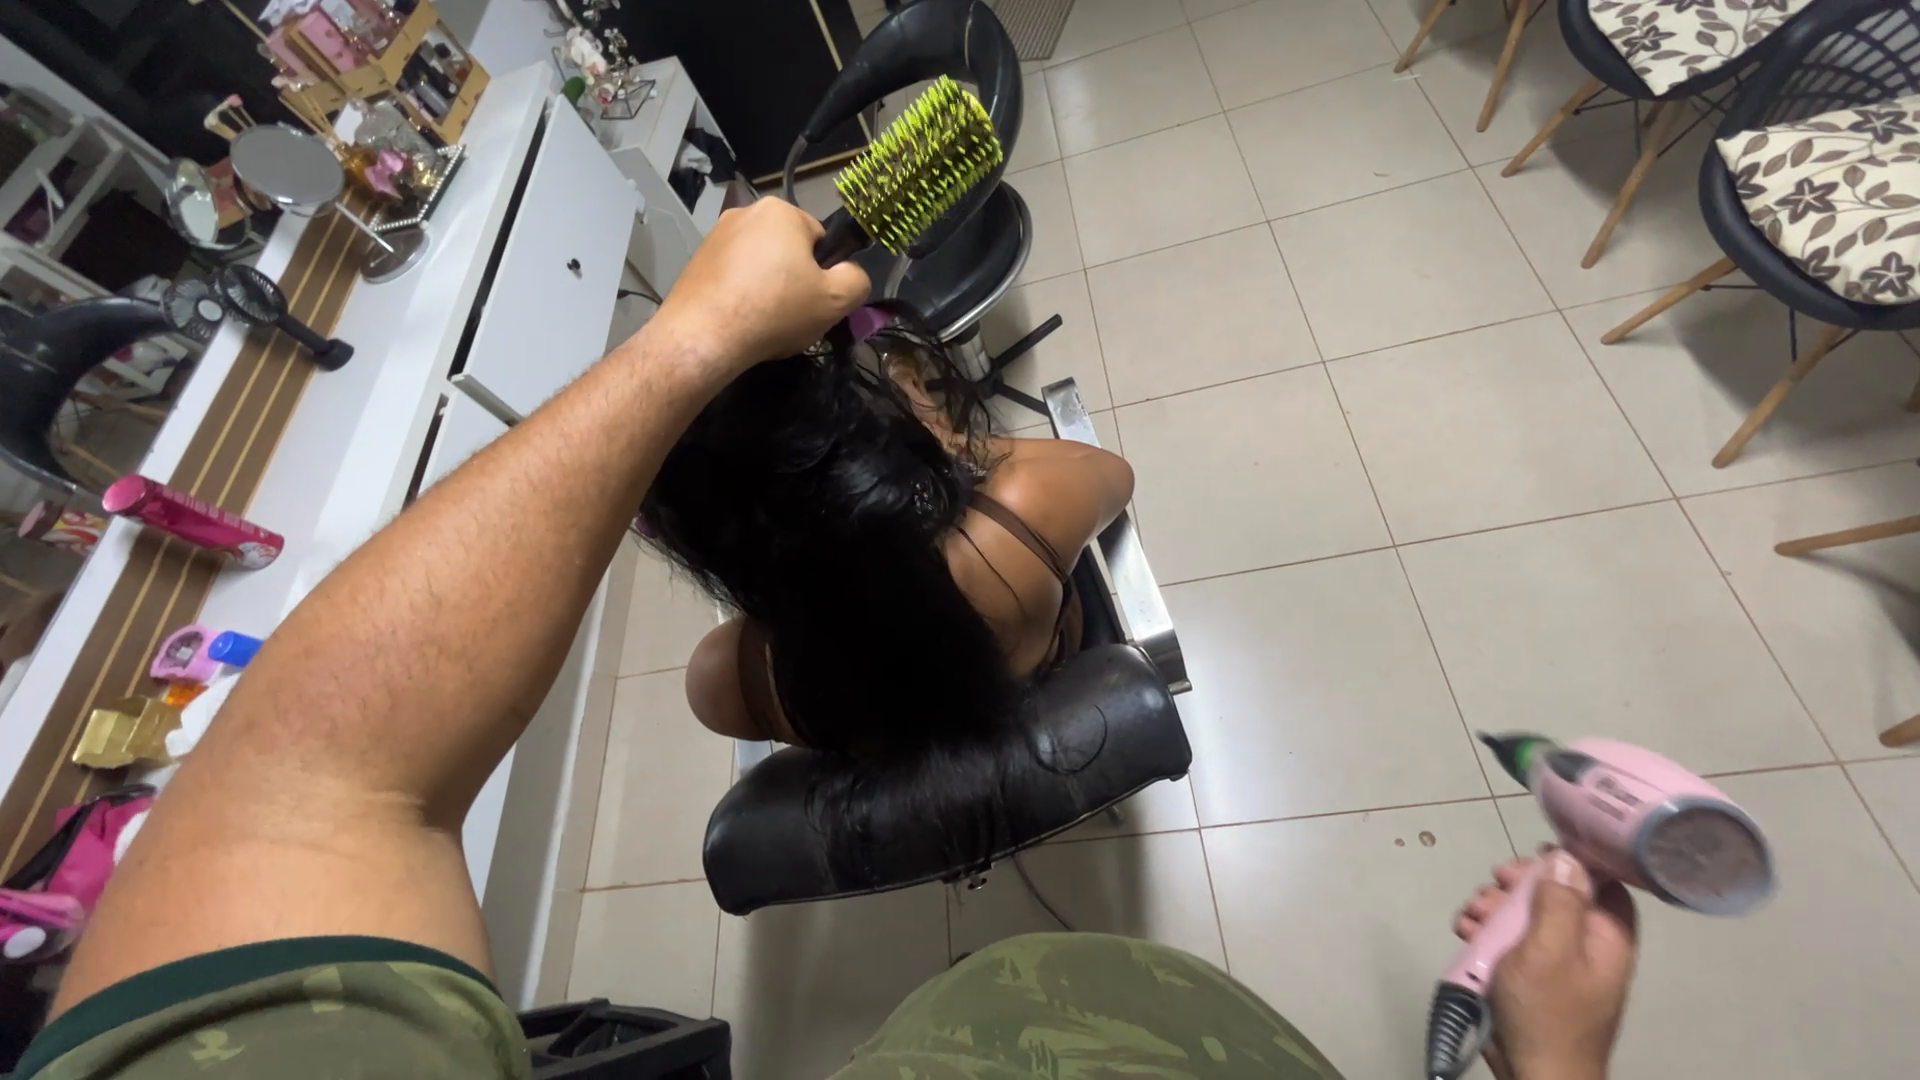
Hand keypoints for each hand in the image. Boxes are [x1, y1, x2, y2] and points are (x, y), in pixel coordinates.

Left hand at [646, 199, 869, 377]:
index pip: (821, 240)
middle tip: (794, 316)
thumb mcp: (836, 300)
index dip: (825, 274)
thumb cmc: (776, 310)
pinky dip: (743, 295)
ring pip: (761, 265)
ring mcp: (716, 235)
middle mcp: (746, 212)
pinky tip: (742, 321)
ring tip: (766, 322)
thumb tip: (852, 274)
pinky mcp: (697, 260)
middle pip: (789, 251)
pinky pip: (735, 277)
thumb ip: (857, 280)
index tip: (817, 301)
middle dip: (795, 280)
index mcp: (782, 211)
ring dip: (769, 289)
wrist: (705, 335)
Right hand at [1453, 851, 1638, 1079]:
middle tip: (1496, 884)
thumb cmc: (1546, 1011)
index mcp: (1605, 939)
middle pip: (1552, 893)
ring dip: (1491, 907)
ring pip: (1521, 912)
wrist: (1532, 1073)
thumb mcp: (1548, 951)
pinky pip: (1502, 936)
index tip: (1534, 858)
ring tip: (1473, 919)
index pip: (1602, 885)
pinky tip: (1467, 934)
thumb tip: (1568, 857)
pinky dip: (1481, 929)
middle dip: (1517, 886)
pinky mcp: (1522, 970)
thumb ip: (1558, 903)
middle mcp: (1582, 945)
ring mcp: (1551, 959)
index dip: (1570, 865)